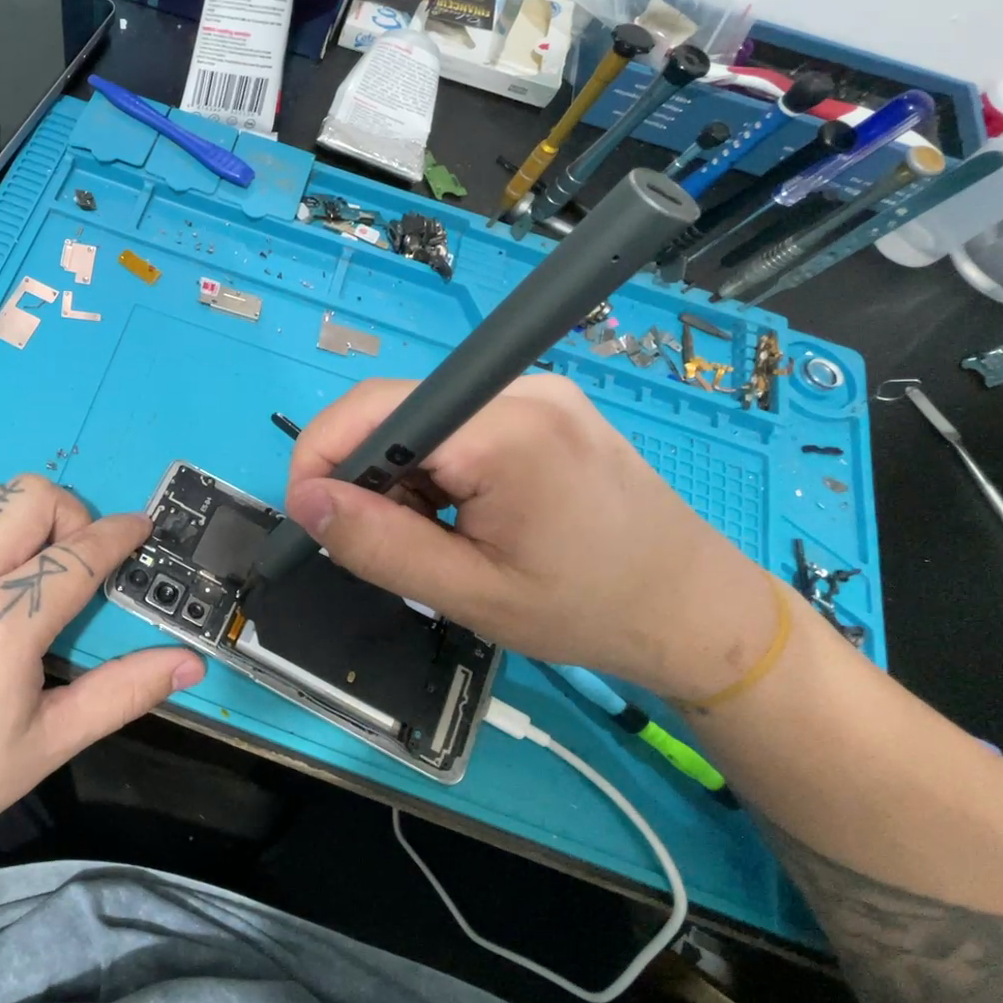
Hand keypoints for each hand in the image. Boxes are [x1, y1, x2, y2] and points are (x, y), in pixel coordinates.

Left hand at [0, 475, 204, 876]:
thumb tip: (188, 664)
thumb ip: (122, 693)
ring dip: (16, 511)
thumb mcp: (47, 745)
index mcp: (4, 624)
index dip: (120, 535)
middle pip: (31, 496)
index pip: (79, 553)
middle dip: (71, 515)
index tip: (139, 531)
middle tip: (77, 561)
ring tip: (23, 560)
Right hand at [284, 376, 775, 701]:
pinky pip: (454, 425)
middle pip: (393, 410)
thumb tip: (305, 502)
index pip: (372, 412)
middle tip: (379, 539)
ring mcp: (537, 394)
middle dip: (362, 474)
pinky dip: (433, 470)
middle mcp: (520, 391)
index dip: (321, 458)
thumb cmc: (587, 611)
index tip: (311, 518)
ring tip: (435, 536)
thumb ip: (378, 545)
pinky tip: (461, 515)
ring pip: (419, 420)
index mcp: (506, 432)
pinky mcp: (544, 408)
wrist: (697, 609)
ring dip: (399, 476)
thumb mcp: (468, 593)